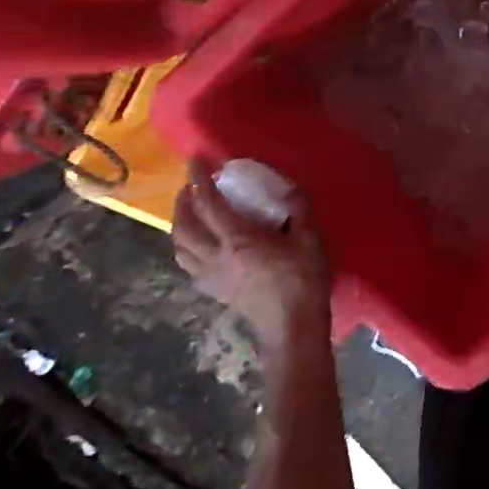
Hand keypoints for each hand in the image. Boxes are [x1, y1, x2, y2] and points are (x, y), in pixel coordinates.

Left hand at [172, 158, 330, 351]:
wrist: (294, 328)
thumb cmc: (303, 281)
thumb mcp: (309, 239)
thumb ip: (298, 209)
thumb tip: (289, 188)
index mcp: (237, 240)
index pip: (209, 203)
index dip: (199, 179)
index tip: (194, 159)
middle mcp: (216, 256)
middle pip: (184, 226)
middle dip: (182, 201)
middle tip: (191, 186)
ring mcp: (212, 277)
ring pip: (180, 248)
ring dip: (179, 226)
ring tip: (189, 213)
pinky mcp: (216, 292)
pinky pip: (190, 266)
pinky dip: (187, 249)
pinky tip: (198, 246)